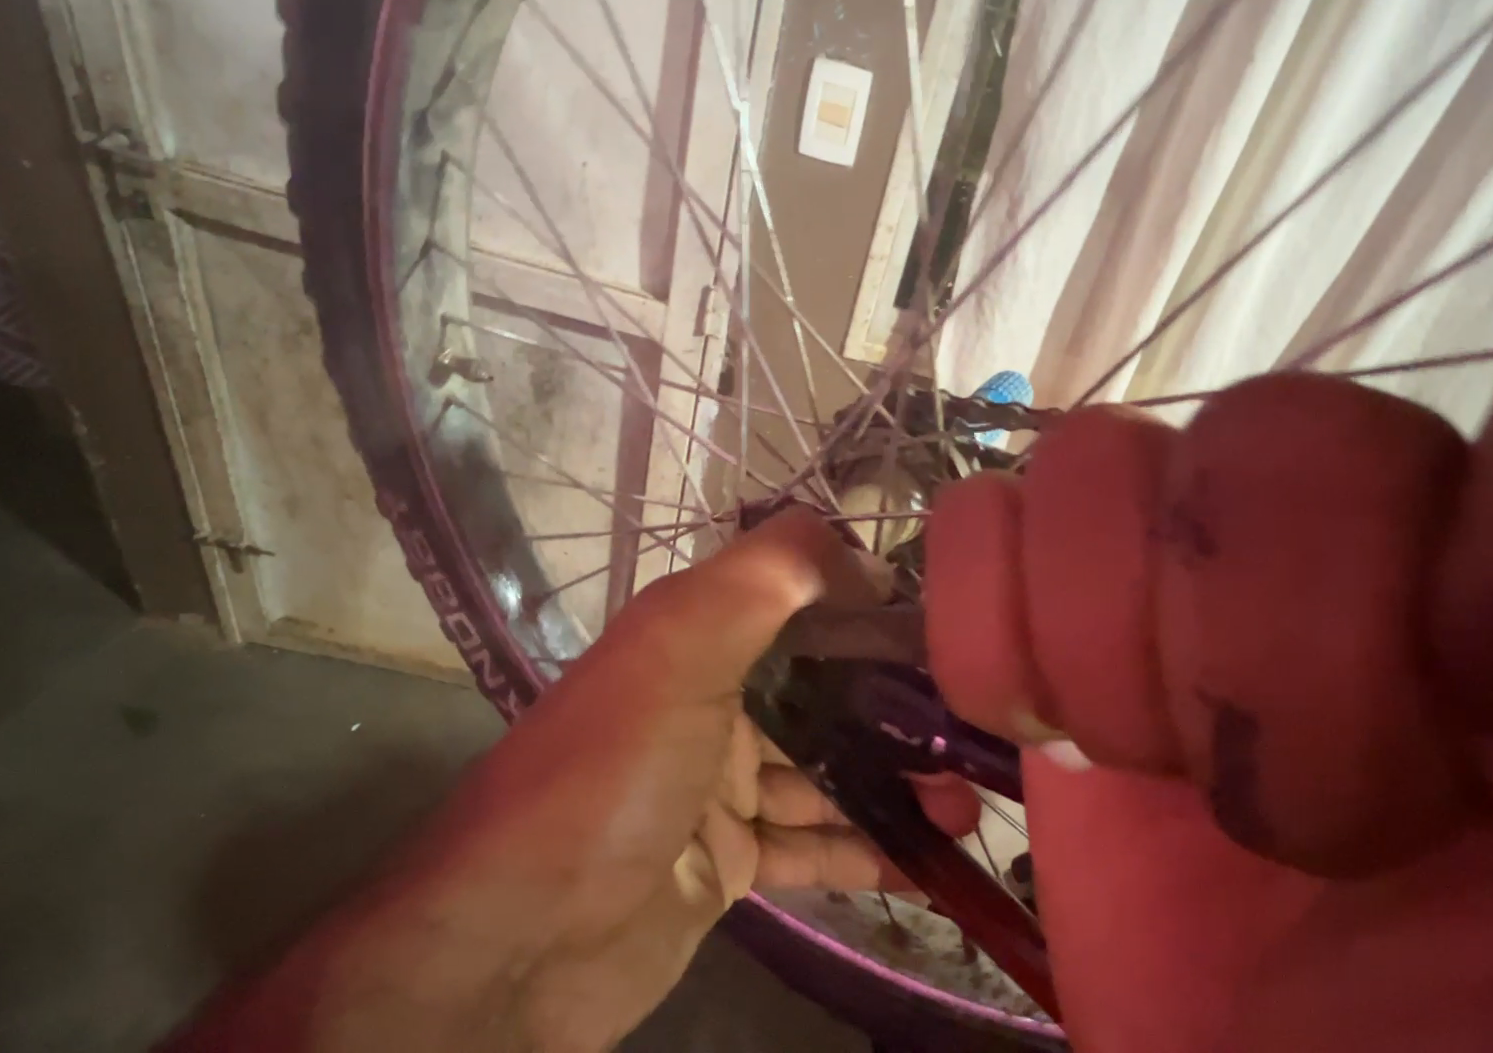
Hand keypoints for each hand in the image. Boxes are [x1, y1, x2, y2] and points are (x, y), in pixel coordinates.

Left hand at [172, 508, 976, 1052]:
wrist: (517, 943)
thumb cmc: (612, 774)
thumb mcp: (682, 646)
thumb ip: (769, 577)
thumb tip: (862, 549)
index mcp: (696, 638)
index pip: (803, 603)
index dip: (873, 609)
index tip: (949, 630)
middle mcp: (710, 701)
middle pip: (825, 693)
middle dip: (898, 710)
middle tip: (975, 731)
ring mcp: (720, 787)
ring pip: (827, 774)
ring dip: (895, 786)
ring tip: (970, 803)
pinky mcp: (729, 862)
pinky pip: (812, 847)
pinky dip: (866, 853)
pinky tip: (927, 862)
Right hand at [925, 235, 1492, 1051]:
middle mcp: (1410, 533)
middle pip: (1288, 432)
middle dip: (1279, 655)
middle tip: (1338, 833)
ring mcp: (1209, 576)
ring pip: (1102, 463)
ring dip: (1118, 654)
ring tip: (1176, 779)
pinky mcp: (1065, 626)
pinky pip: (977, 528)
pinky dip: (989, 625)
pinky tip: (1047, 720)